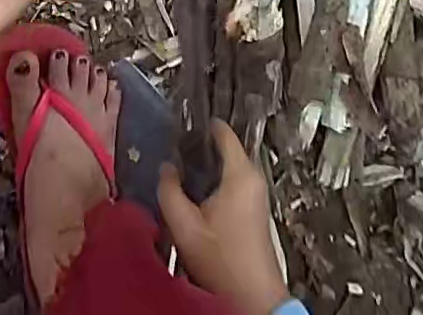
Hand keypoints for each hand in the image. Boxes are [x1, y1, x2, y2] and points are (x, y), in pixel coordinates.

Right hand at [158, 120, 291, 314]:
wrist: (253, 300)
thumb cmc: (221, 260)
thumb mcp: (185, 227)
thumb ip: (170, 192)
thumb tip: (166, 168)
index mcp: (240, 172)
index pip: (223, 132)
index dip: (202, 125)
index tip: (181, 125)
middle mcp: (253, 177)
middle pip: (224, 149)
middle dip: (200, 149)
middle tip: (175, 153)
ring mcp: (257, 194)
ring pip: (228, 167)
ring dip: (206, 169)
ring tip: (181, 173)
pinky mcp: (255, 209)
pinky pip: (233, 182)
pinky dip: (216, 183)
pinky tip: (197, 195)